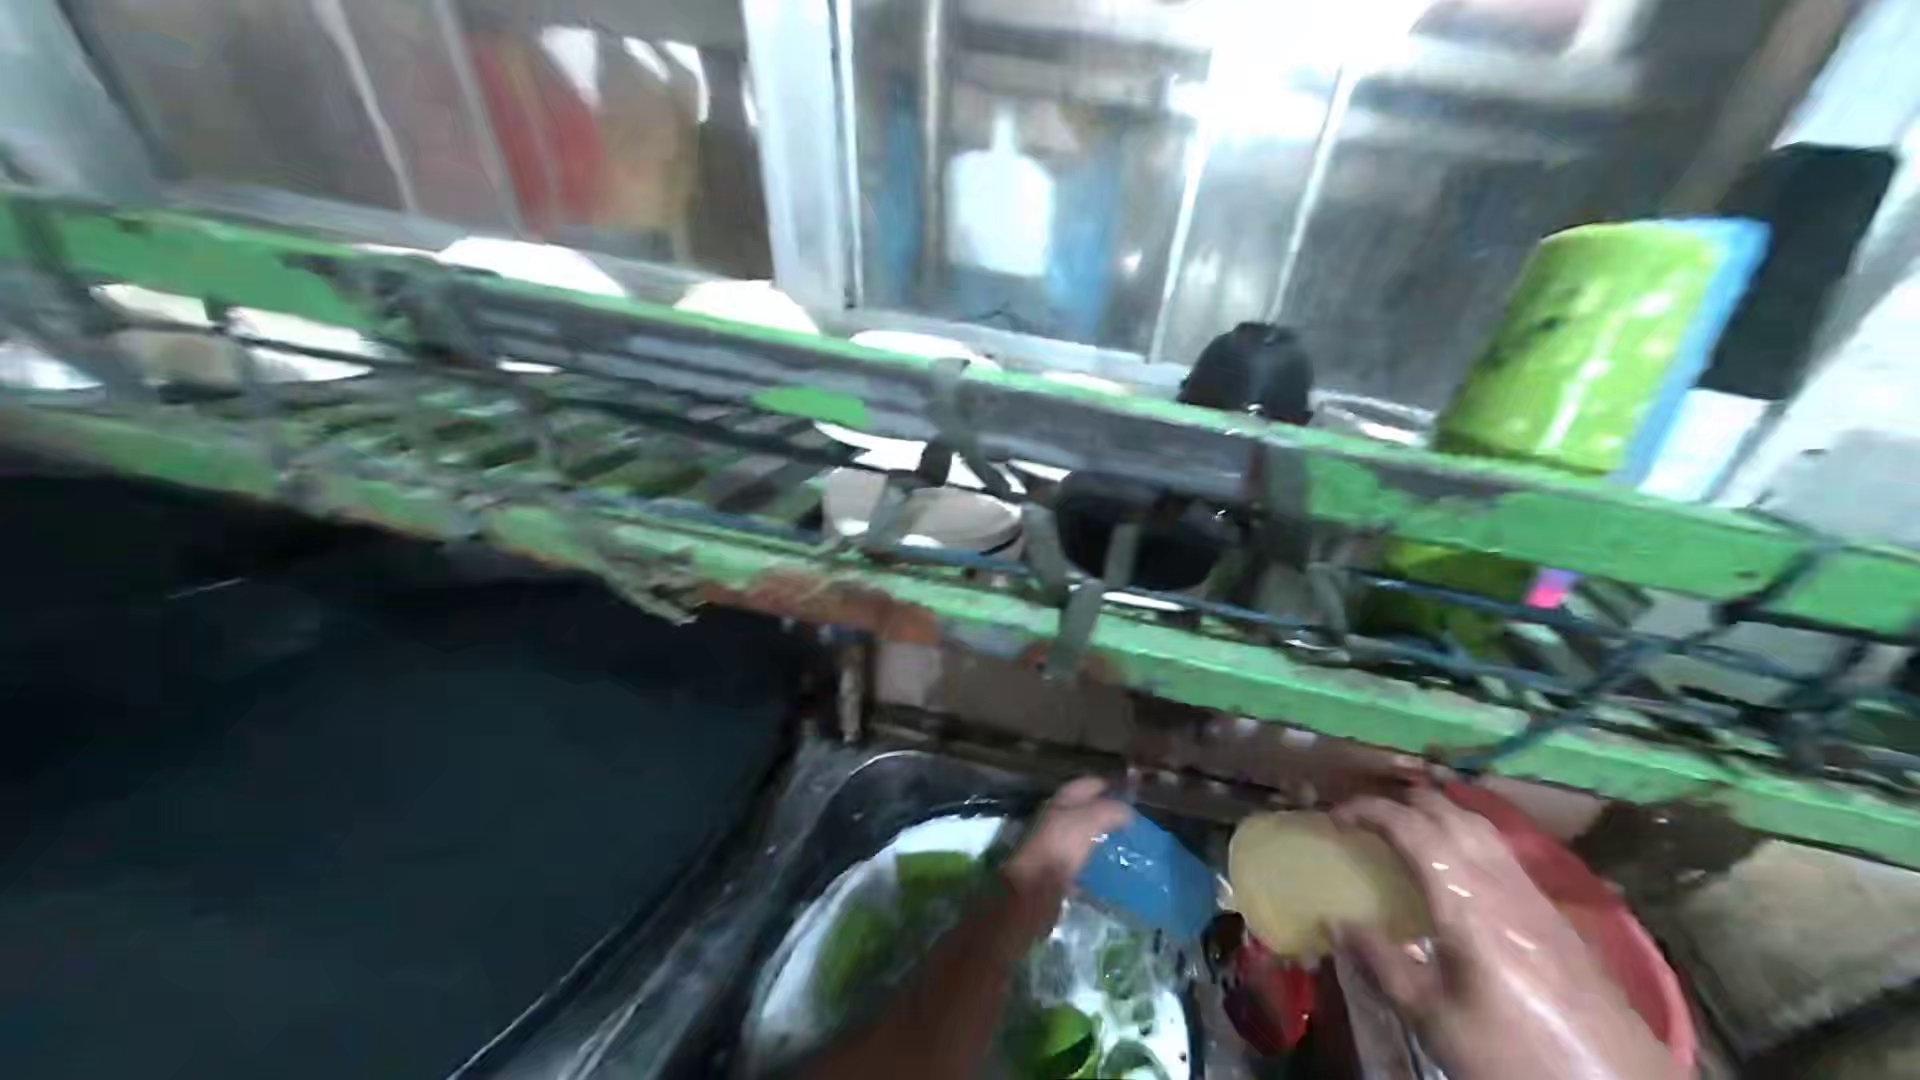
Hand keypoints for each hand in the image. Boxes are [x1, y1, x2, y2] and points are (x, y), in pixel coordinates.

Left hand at [1003, 777, 1133, 895]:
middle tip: (1135, 822)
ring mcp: (1056, 842)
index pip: (1090, 783)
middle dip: (1109, 812)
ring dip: (1103, 835)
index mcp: (1062, 799)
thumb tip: (1130, 812)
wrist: (1036, 886)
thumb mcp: (1090, 819)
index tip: (1134, 796)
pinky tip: (1113, 866)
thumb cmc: (1062, 845)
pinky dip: (1097, 859)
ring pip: (1085, 832)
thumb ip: (1112, 810)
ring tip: (1128, 843)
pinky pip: (1083, 857)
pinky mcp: (1058, 867)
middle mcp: (1056, 816)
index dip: (1111, 786)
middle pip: (1086, 808)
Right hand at [1332, 789, 1682, 1079]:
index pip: (1411, 827)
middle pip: (1448, 812)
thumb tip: (1336, 921)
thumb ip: (1381, 962)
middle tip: (1364, 818)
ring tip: (1403, 826)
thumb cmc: (1516, 1057)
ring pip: (1479, 825)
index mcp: (1466, 903)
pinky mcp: (1552, 913)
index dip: (1367, 810)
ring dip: (1434, 811)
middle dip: (1398, 801)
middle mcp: (1501, 884)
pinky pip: (1499, 849)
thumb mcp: (1433, 1018)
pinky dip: (1462, 833)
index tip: (1335, 819)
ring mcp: (1533, 895)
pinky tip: (1451, 863)